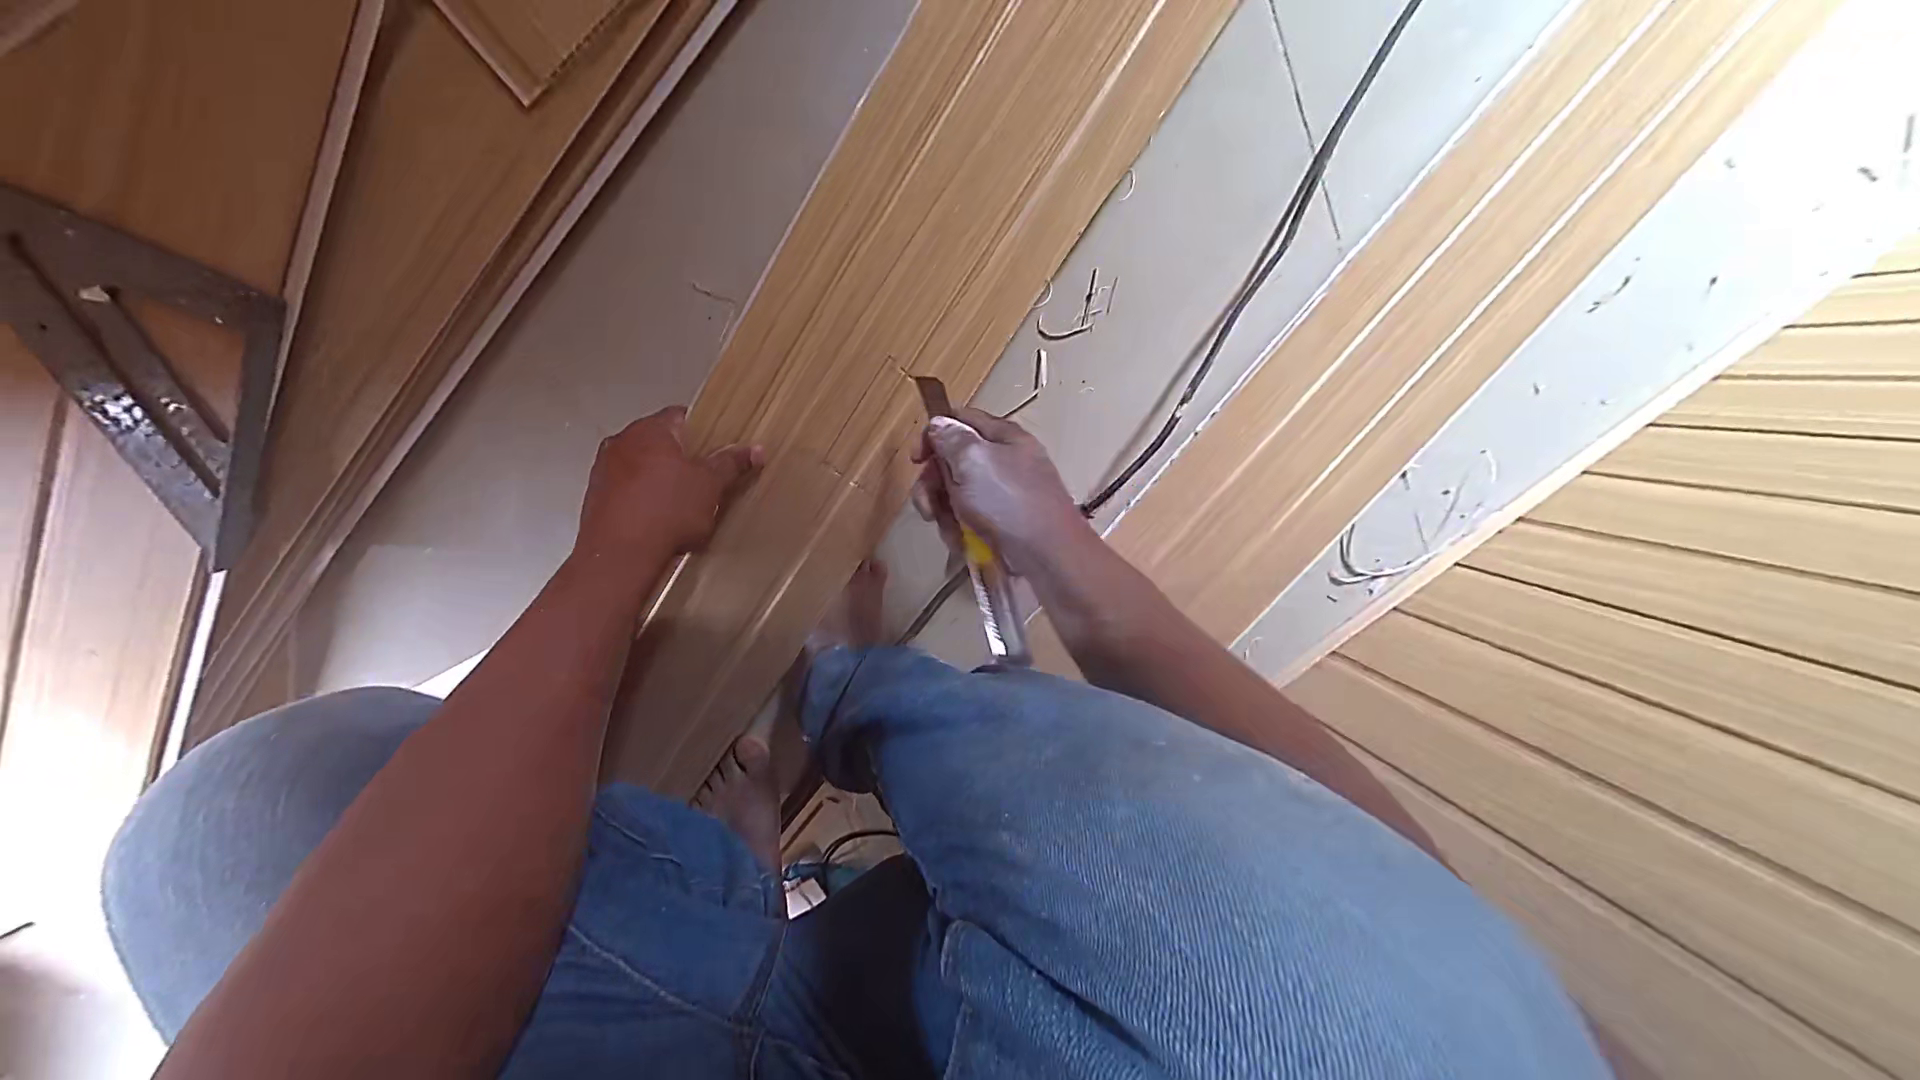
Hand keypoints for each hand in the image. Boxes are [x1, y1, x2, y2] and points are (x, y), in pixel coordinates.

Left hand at [575, 407, 762, 566]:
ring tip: (685, 507)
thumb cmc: (665, 513)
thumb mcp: (712, 486)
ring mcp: (604, 470)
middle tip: (707, 480)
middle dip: (684, 460)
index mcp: (651, 430)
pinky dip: (645, 501)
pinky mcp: (596, 499)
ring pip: (643, 467)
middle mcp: (622, 443)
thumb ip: (732, 464)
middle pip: (661, 443)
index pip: (682, 416)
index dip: (705, 432)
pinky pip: (629, 491)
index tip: (719, 450)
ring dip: (663, 481)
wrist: (621, 556)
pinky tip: (662, 522)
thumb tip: (753, 450)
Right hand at [911, 407, 1094, 577]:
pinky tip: (963, 542)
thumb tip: (939, 425)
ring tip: (952, 529)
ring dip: (944, 513)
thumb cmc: (1010, 503)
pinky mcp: (999, 524)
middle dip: (934, 484)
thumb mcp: (974, 460)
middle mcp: (1002, 462)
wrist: (1047, 557)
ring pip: (954, 495)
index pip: (960, 420)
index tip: (917, 458)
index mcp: (1002, 437)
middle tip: (930, 506)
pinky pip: (966, 521)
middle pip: (952, 462)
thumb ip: (951, 438)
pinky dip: (959, 531)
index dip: (934, 434)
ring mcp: (1001, 496)